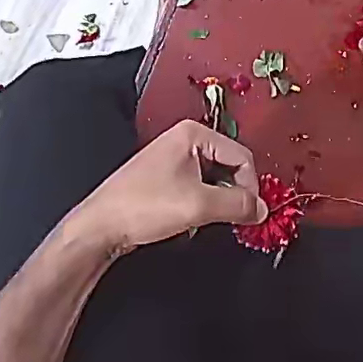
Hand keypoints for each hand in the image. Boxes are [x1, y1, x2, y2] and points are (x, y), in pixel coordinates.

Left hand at [68, 121, 265, 256]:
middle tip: (233, 219)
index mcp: (194, 134)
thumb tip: (263, 209)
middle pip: (230, 166)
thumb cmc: (145, 207)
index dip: (250, 186)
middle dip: (234, 194)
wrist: (99, 227)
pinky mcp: (166, 176)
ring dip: (218, 201)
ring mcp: (174, 157)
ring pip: (216, 178)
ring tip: (206, 219)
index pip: (242, 157)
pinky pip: (200, 185)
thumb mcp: (198, 205)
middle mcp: (185, 139)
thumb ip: (237, 205)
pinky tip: (192, 219)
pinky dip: (204, 203)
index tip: (250, 213)